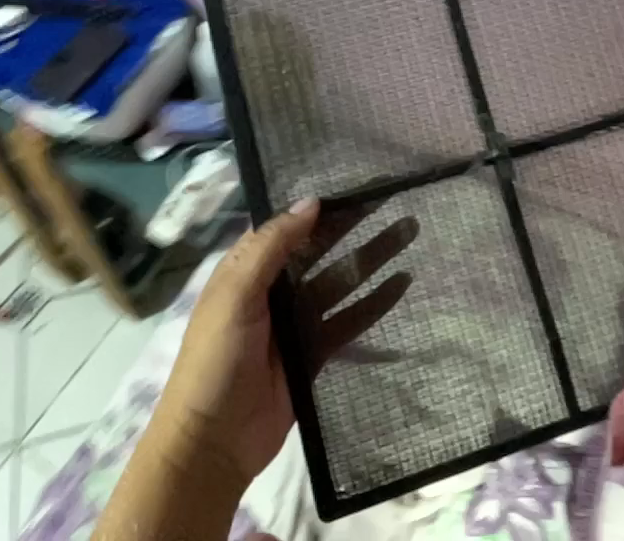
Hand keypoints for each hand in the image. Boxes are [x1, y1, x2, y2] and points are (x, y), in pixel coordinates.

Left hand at [151, 198, 415, 489]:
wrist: (213, 441)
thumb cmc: (216, 357)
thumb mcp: (236, 293)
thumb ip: (272, 247)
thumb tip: (311, 202)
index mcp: (246, 268)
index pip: (287, 225)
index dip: (318, 205)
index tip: (357, 183)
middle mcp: (272, 288)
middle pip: (319, 248)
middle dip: (352, 226)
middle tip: (392, 200)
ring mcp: (295, 321)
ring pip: (340, 280)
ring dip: (371, 258)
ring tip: (409, 232)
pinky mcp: (315, 351)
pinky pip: (349, 319)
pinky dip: (374, 302)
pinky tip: (403, 283)